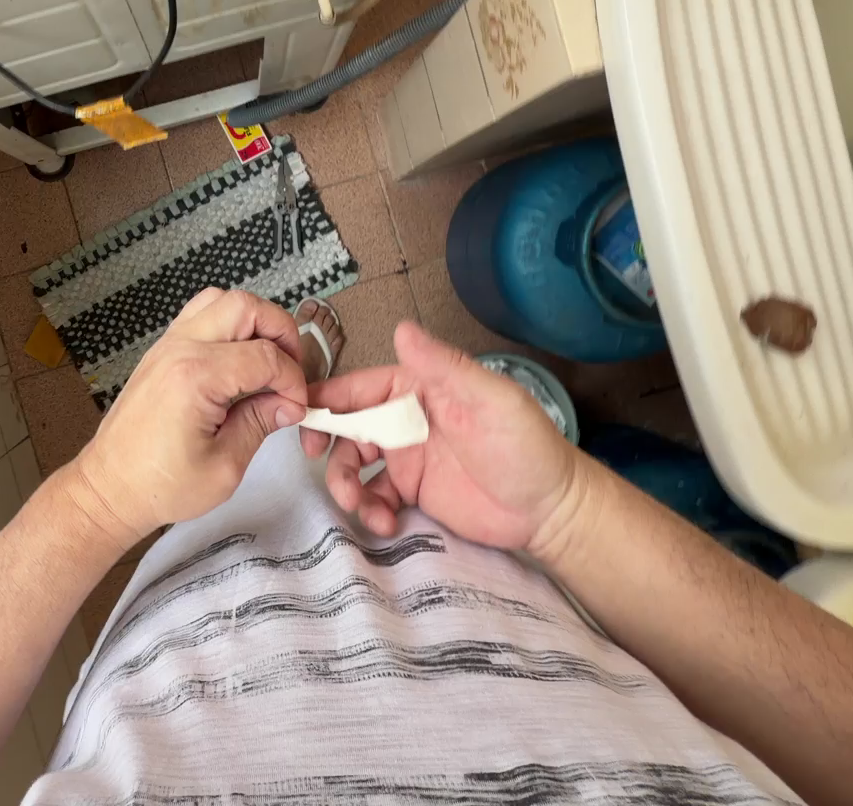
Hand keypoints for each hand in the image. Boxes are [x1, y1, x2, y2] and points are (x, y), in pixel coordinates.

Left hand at [66, 289, 309, 546]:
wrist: (111, 487)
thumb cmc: (160, 485)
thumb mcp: (224, 467)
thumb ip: (261, 424)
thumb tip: (289, 403)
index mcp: (195, 377)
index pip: (265, 356)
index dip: (293, 380)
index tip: (297, 405)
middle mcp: (180, 349)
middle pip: (245, 306)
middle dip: (281, 331)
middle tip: (292, 367)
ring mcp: (167, 344)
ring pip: (221, 299)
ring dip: (253, 320)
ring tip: (268, 357)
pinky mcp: (162, 350)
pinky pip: (201, 314)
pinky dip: (228, 324)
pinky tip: (239, 359)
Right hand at [302, 322, 590, 556]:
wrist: (551, 511)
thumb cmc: (524, 446)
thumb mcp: (490, 400)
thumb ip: (444, 366)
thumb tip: (401, 328)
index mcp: (415, 388)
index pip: (358, 388)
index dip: (325, 400)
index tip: (301, 418)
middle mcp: (402, 419)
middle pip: (346, 428)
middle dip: (326, 446)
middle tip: (319, 466)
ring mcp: (404, 457)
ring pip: (353, 465)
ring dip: (345, 484)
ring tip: (364, 508)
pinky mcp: (410, 492)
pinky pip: (373, 497)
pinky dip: (369, 510)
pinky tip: (386, 524)